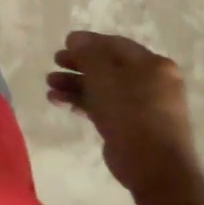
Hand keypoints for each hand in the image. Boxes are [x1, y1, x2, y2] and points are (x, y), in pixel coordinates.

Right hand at [47, 31, 199, 197]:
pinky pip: (105, 106)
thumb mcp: (104, 75)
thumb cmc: (130, 112)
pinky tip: (59, 103)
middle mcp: (153, 82)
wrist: (154, 167)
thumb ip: (88, 52)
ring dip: (75, 84)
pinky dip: (83, 102)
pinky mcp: (133, 126)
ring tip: (50, 87)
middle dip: (77, 65)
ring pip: (104, 87)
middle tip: (55, 63)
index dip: (87, 42)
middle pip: (108, 66)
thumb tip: (76, 38)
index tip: (63, 45)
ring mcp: (144, 106)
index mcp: (153, 65)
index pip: (115, 45)